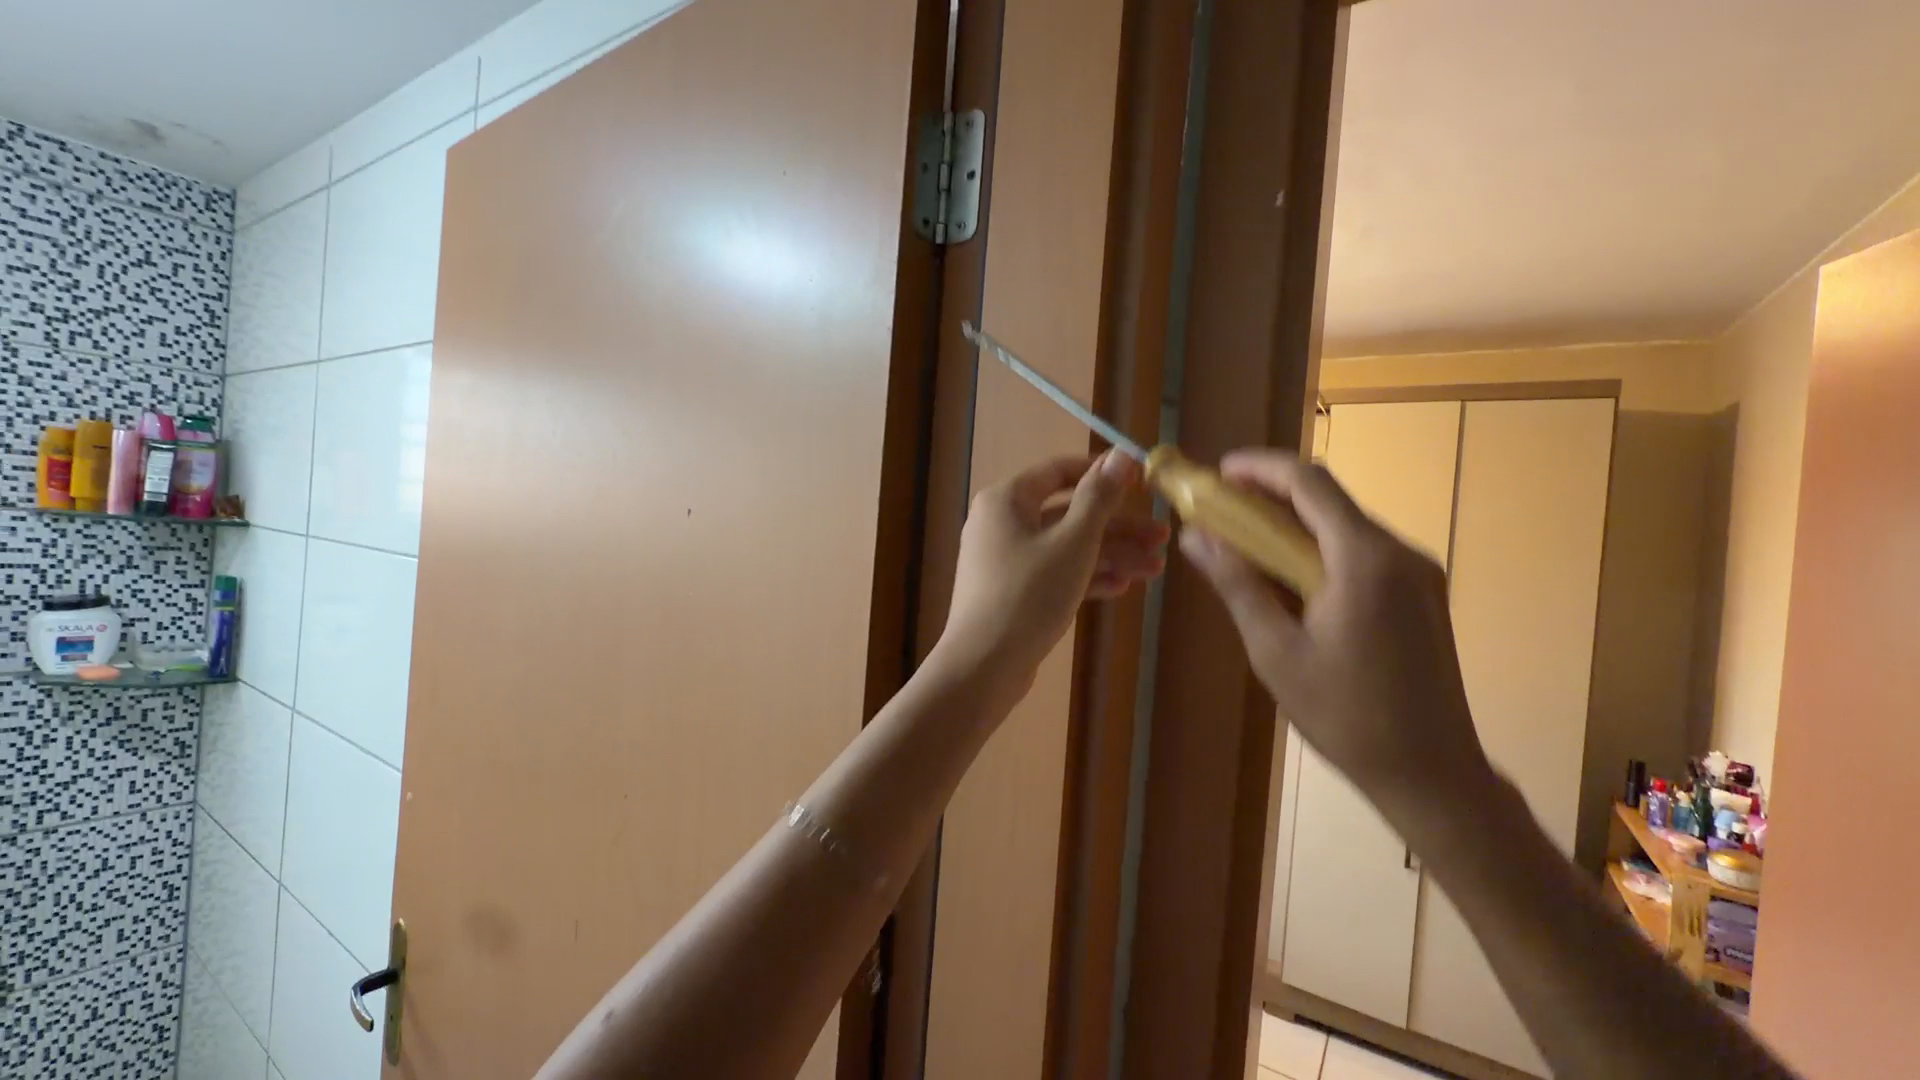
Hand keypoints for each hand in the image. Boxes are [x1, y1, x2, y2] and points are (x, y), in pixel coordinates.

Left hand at [938, 451, 1167, 687]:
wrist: (984, 664)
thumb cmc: (1029, 594)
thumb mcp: (1074, 542)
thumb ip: (1099, 497)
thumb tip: (1121, 454)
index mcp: (1007, 500)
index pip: (1059, 472)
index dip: (1102, 474)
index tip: (1142, 482)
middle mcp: (1002, 523)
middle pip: (1068, 514)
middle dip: (1117, 527)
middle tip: (1162, 537)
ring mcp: (1005, 560)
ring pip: (1065, 547)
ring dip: (1110, 555)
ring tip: (1155, 569)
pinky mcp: (1012, 592)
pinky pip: (1054, 573)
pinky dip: (1086, 577)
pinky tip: (1122, 588)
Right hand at [1177, 450, 1489, 798]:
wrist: (1430, 771)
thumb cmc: (1345, 715)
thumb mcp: (1276, 651)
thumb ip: (1237, 585)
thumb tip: (1194, 537)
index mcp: (1364, 560)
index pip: (1309, 483)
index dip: (1260, 468)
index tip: (1218, 474)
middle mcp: (1399, 552)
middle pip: (1329, 500)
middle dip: (1271, 496)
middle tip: (1221, 512)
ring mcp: (1418, 573)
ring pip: (1346, 526)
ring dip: (1295, 525)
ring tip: (1247, 547)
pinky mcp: (1423, 594)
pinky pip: (1363, 552)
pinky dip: (1321, 550)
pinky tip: (1292, 580)